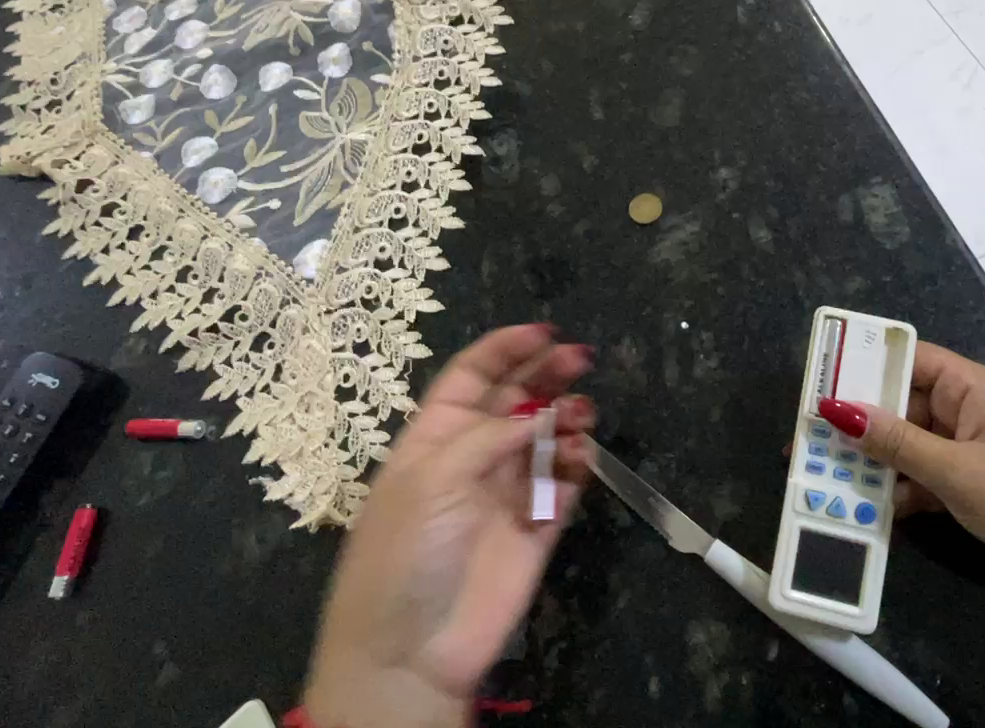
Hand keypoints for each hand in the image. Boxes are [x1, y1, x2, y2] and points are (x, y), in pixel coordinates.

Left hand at [301, 325, 596, 727]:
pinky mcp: (539, 524)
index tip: (544, 331)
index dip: (505, 349)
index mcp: (436, 435)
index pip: (472, 376)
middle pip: (518, 398)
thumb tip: (540, 412)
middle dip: (547, 373)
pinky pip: (566, 481)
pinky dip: (577, 464)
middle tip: (579, 359)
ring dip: (567, 417)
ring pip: (548, 435)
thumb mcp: (432, 480)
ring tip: (579, 417)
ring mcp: (508, 489)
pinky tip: (578, 460)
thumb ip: (488, 437)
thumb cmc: (405, 553)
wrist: (411, 653)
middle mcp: (475, 454)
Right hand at [818, 343, 984, 629]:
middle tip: (806, 437)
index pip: (905, 358)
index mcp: (970, 387)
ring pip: (906, 443)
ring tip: (822, 475)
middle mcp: (966, 409)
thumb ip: (894, 442)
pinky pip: (922, 476)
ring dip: (872, 460)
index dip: (860, 365)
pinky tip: (864, 507)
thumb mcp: (957, 472)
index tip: (814, 381)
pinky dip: (897, 490)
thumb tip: (834, 408)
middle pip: (899, 403)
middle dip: (856, 421)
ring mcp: (969, 450)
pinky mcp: (972, 486)